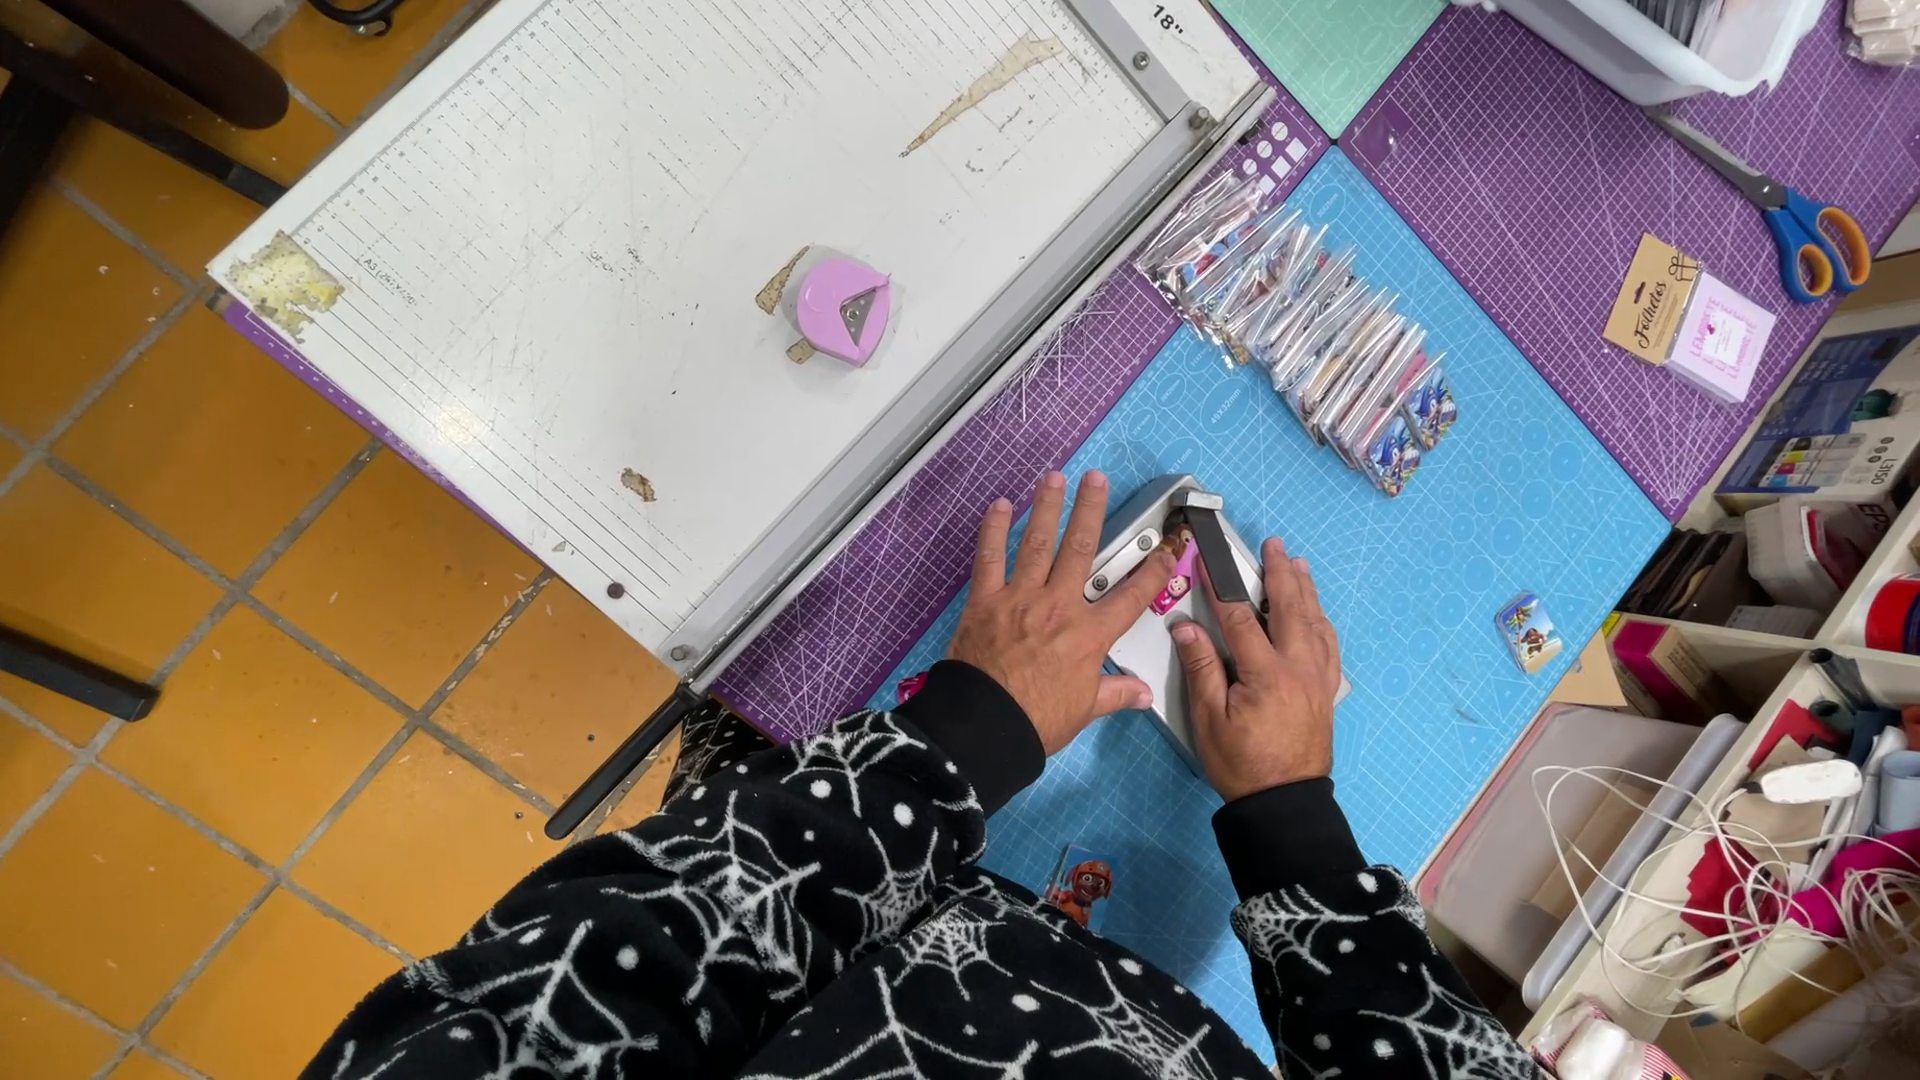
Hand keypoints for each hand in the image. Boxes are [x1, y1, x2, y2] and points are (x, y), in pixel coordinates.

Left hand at [948, 471, 1174, 753]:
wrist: (985, 725)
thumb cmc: (1037, 720)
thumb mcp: (1084, 709)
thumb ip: (1115, 693)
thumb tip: (1144, 692)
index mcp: (1089, 635)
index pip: (1132, 597)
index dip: (1154, 570)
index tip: (1168, 547)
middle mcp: (1058, 606)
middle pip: (1080, 549)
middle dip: (1091, 510)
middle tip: (1097, 479)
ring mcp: (1020, 598)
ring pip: (1037, 543)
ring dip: (1047, 507)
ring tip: (1054, 477)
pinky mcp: (985, 599)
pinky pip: (989, 557)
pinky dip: (992, 530)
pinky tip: (999, 505)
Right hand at [1172, 538, 1341, 800]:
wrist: (1284, 802)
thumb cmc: (1240, 762)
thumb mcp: (1208, 718)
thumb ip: (1201, 668)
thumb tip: (1186, 627)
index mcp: (1266, 675)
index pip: (1242, 620)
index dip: (1223, 591)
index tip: (1210, 564)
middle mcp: (1299, 670)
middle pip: (1290, 611)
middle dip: (1281, 574)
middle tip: (1276, 545)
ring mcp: (1317, 680)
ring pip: (1315, 624)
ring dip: (1306, 591)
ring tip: (1299, 565)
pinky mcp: (1325, 692)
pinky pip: (1328, 647)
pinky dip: (1322, 622)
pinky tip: (1317, 612)